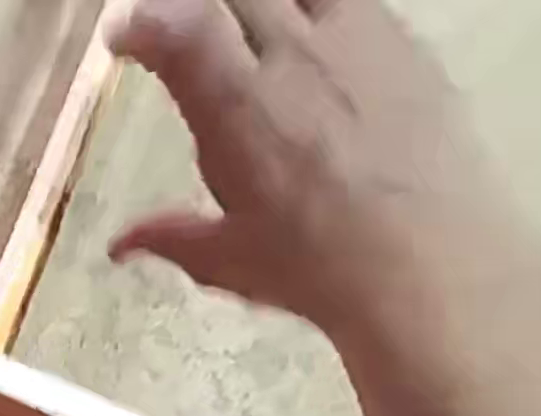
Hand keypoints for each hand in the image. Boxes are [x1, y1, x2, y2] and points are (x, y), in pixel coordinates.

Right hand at [109, 0, 540, 351]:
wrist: (424, 255)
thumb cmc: (308, 265)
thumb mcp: (222, 259)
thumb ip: (166, 238)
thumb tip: (117, 247)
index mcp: (240, 109)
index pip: (183, 28)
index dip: (144, 23)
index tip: (121, 37)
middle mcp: (295, 55)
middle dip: (191, 3)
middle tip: (175, 32)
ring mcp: (356, 38)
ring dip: (255, 2)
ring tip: (242, 28)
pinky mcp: (403, 42)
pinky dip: (311, 6)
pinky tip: (307, 43)